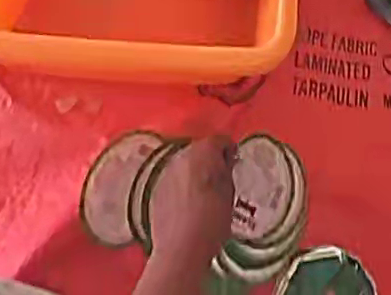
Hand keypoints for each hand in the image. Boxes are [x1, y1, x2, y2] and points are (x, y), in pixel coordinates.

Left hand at [147, 135, 235, 271]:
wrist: (180, 250)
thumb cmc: (212, 219)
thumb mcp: (229, 192)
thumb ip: (227, 170)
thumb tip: (225, 162)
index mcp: (205, 150)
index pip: (221, 140)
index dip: (230, 151)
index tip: (233, 164)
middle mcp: (184, 154)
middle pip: (201, 150)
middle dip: (210, 160)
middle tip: (218, 179)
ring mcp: (167, 171)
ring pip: (186, 165)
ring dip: (194, 173)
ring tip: (202, 193)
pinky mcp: (156, 189)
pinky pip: (174, 180)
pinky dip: (181, 186)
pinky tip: (187, 205)